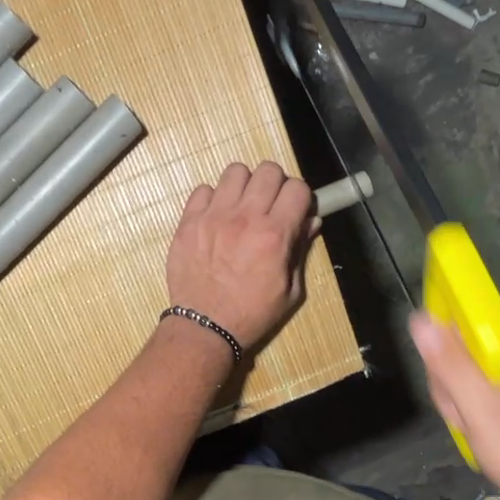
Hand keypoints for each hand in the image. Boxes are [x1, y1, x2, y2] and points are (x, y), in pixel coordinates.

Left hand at [164, 162, 315, 350]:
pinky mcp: (189, 222)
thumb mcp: (290, 291)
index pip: (298, 188)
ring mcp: (214, 217)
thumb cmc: (252, 314)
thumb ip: (300, 251)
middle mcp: (245, 218)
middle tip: (269, 207)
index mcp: (274, 235)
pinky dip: (213, 199)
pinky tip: (216, 218)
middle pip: (268, 170)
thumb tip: (311, 222)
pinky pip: (203, 189)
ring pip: (235, 171)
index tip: (295, 211)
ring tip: (241, 207)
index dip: (300, 198)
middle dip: (275, 186)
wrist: (205, 328)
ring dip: (244, 186)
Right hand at [409, 302, 499, 499]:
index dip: (454, 334)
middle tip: (459, 408)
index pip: (482, 309)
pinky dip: (479, 403)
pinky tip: (479, 428)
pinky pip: (494, 383)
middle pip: (478, 339)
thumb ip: (448, 361)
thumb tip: (419, 320)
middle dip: (458, 374)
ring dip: (464, 394)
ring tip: (469, 423)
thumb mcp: (477, 404)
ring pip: (481, 364)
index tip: (443, 367)